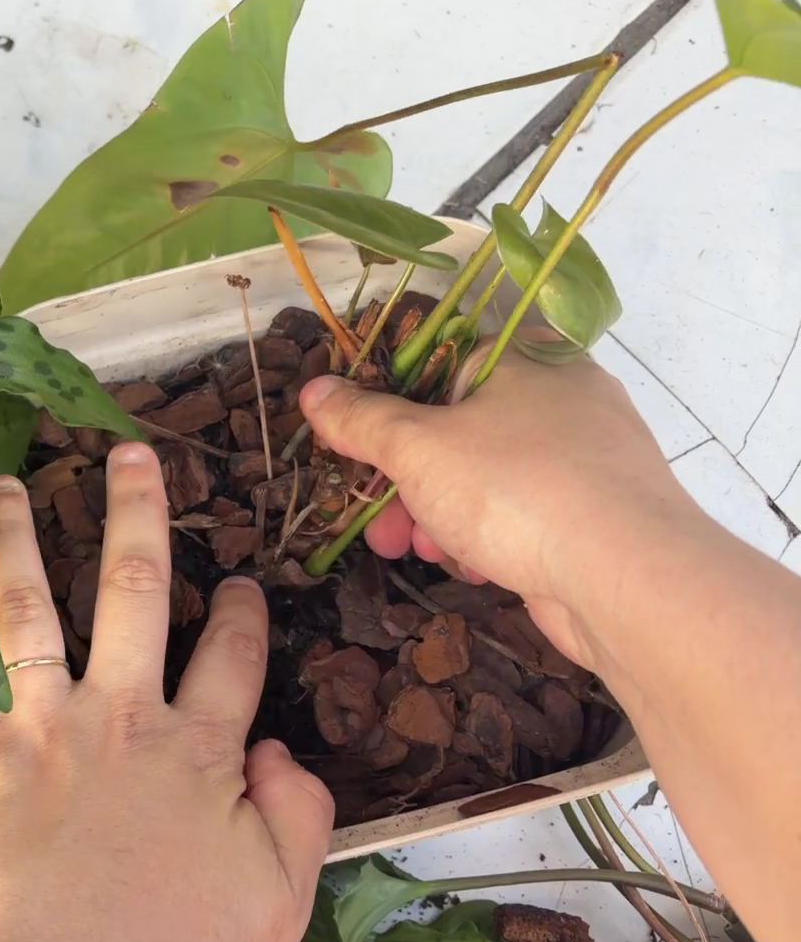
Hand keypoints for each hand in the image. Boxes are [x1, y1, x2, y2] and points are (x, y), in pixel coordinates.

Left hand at [0, 442, 333, 941]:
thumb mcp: (277, 903)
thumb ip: (295, 817)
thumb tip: (286, 750)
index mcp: (193, 749)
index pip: (229, 658)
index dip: (239, 613)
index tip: (237, 579)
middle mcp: (113, 715)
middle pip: (132, 592)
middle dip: (136, 514)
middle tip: (130, 454)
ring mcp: (34, 727)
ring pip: (23, 607)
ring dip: (10, 538)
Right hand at [297, 345, 702, 673]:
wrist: (627, 580)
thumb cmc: (512, 490)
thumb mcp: (413, 447)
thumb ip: (358, 417)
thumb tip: (313, 389)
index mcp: (528, 364)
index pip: (437, 361)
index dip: (386, 399)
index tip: (354, 436)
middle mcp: (563, 399)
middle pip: (449, 428)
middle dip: (398, 478)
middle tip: (371, 514)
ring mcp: (582, 456)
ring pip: (474, 473)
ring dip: (428, 512)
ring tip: (410, 549)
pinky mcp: (590, 508)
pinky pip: (511, 507)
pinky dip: (476, 531)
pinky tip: (463, 562)